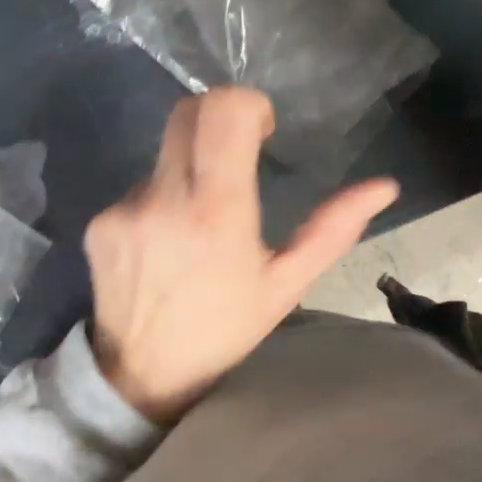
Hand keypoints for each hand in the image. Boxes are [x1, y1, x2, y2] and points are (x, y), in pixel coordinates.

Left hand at [85, 88, 398, 423]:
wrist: (141, 376)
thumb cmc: (221, 335)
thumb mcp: (282, 289)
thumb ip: (330, 232)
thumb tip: (384, 186)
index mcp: (217, 213)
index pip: (224, 110)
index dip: (247, 105)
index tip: (260, 132)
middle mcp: (164, 200)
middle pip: (186, 112)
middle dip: (216, 121)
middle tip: (234, 158)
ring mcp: (124, 210)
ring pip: (162, 156)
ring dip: (186, 173)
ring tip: (195, 231)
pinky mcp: (98, 224)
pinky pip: (136, 190)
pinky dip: (156, 204)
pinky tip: (164, 249)